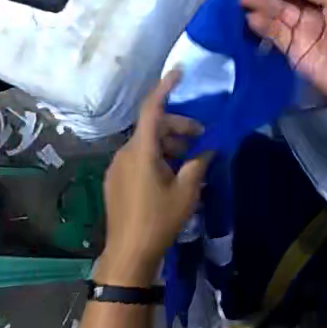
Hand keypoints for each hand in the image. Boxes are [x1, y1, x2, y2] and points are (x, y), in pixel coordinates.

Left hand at [97, 71, 209, 284]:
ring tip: (191, 162)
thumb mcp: (187, 191)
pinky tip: (173, 175)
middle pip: (153, 127)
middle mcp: (124, 152)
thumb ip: (199, 162)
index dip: (165, 88)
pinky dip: (157, 157)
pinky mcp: (115, 181)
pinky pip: (138, 158)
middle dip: (179, 128)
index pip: (152, 108)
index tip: (180, 73)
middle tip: (203, 140)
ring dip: (170, 145)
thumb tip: (211, 145)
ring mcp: (117, 167)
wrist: (129, 254)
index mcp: (141, 150)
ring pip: (146, 144)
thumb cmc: (160, 220)